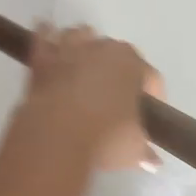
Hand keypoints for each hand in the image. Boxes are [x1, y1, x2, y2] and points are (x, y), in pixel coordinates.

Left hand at [21, 25, 162, 171]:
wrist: (55, 134)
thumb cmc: (103, 138)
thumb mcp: (132, 149)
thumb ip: (143, 150)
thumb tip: (152, 161)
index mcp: (131, 64)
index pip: (151, 76)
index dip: (152, 95)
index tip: (149, 115)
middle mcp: (102, 47)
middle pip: (116, 53)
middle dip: (118, 70)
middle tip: (116, 97)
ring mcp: (70, 48)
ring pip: (81, 36)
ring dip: (85, 47)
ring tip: (84, 66)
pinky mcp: (42, 55)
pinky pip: (45, 36)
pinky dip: (46, 34)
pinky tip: (47, 34)